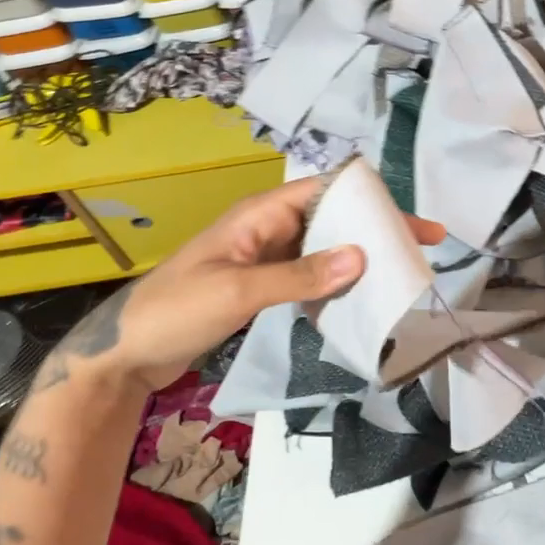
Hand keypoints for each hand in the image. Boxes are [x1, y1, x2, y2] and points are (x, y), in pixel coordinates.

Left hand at [41, 176, 445, 396]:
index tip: (413, 224)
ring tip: (401, 272)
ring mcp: (266, 255)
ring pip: (325, 246)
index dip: (373, 203)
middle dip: (376, 229)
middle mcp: (269, 226)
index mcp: (261, 213)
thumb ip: (300, 276)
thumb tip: (362, 257)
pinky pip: (311, 273)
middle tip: (421, 248)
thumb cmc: (175, 310)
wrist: (123, 353)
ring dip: (360, 256)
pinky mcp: (263, 282)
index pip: (328, 191)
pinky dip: (337, 281)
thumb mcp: (238, 292)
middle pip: (333, 217)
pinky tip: (360, 297)